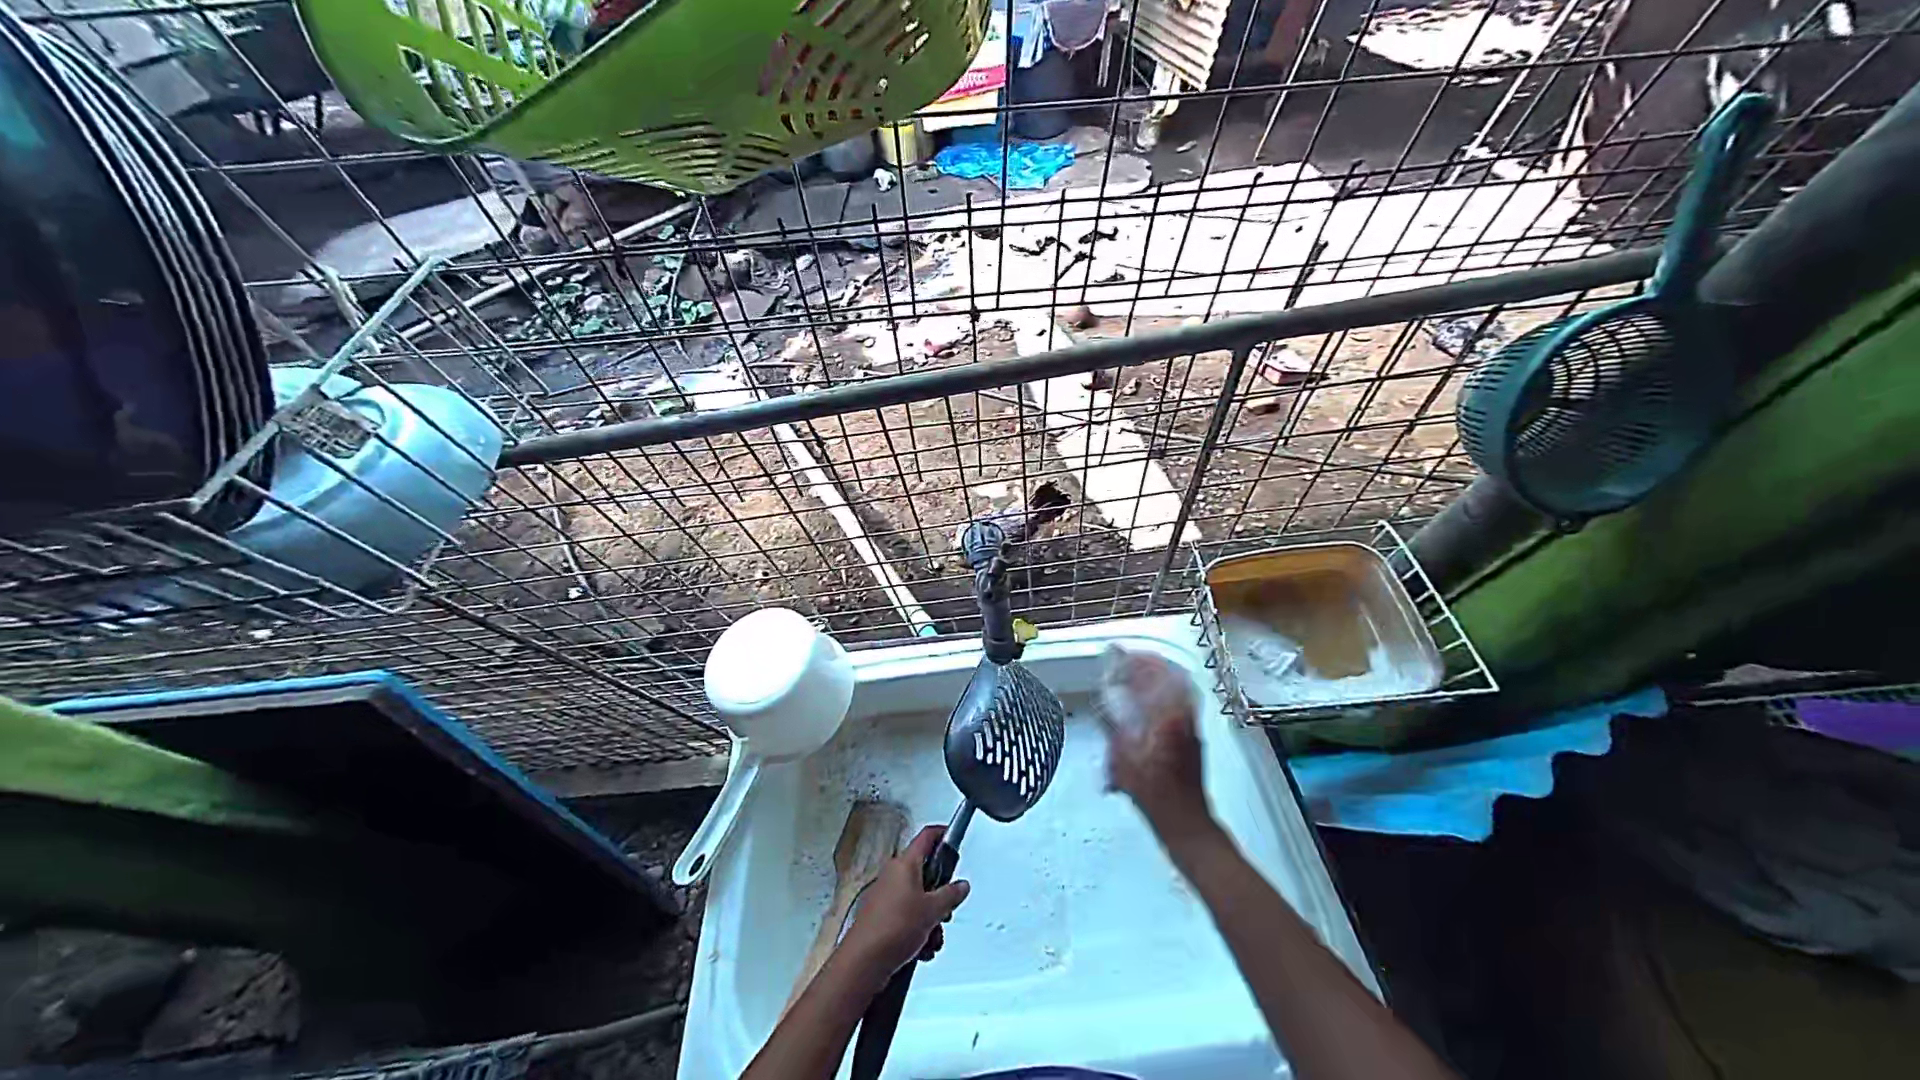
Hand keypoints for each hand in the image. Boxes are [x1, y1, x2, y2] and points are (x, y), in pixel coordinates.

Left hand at [837, 825, 970, 982]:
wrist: (865, 962)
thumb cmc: (892, 929)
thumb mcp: (933, 910)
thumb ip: (951, 895)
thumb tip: (960, 886)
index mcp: (905, 864)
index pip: (926, 836)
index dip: (942, 833)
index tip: (952, 835)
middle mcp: (893, 875)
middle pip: (925, 875)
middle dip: (940, 897)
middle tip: (946, 910)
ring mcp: (886, 896)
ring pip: (918, 901)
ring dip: (930, 920)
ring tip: (932, 938)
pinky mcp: (881, 917)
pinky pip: (907, 918)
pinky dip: (917, 932)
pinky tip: (921, 949)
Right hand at [1098, 648, 1215, 843]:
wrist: (1185, 822)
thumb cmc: (1155, 798)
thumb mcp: (1122, 761)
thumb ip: (1114, 728)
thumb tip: (1106, 708)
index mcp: (1164, 718)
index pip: (1150, 675)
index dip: (1132, 660)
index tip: (1118, 653)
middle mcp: (1183, 717)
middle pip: (1167, 675)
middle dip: (1145, 662)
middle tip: (1127, 659)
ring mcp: (1192, 726)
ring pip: (1178, 686)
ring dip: (1157, 674)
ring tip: (1138, 673)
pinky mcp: (1194, 736)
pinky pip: (1183, 700)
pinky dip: (1167, 689)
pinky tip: (1153, 697)